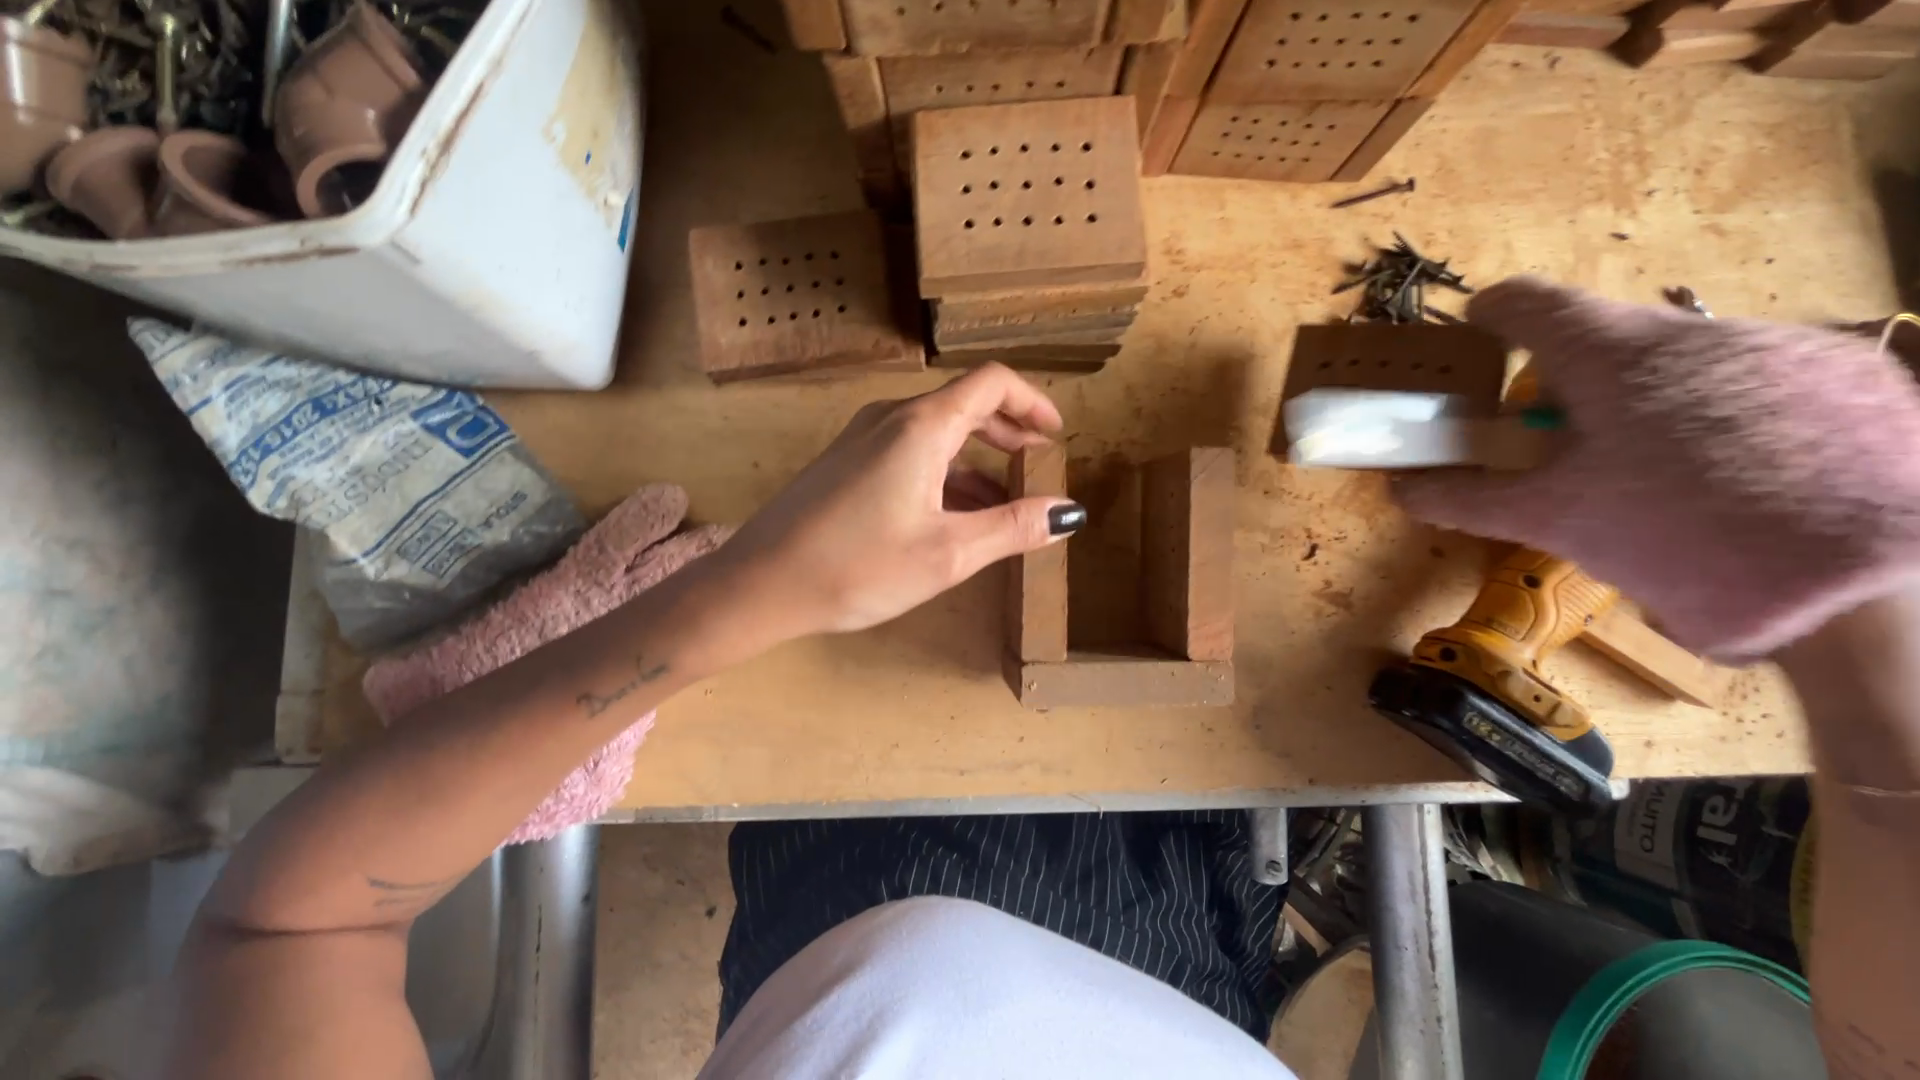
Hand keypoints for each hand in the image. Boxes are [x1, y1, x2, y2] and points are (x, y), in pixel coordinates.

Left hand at [709, 363, 1084, 641]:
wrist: (760, 584)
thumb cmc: (858, 566)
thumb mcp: (948, 553)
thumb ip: (1013, 528)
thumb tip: (1069, 513)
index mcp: (922, 426)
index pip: (992, 383)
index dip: (1033, 402)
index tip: (1057, 436)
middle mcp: (892, 419)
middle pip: (965, 404)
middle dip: (1009, 432)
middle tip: (1037, 468)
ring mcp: (863, 439)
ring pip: (937, 432)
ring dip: (977, 459)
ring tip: (1005, 502)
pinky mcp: (845, 463)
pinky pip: (909, 452)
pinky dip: (944, 472)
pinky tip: (954, 515)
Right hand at [1394, 276, 1919, 658]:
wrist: (1879, 589)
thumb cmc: (1681, 540)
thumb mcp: (1556, 526)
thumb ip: (1469, 499)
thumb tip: (1401, 489)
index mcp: (1612, 354)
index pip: (1529, 302)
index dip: (1492, 316)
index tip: (1479, 339)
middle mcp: (1696, 333)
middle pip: (1609, 334)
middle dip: (1573, 376)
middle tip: (1562, 438)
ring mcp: (1784, 349)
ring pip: (1688, 360)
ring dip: (1652, 398)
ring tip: (1658, 472)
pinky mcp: (1853, 380)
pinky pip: (1761, 380)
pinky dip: (1727, 413)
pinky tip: (1740, 476)